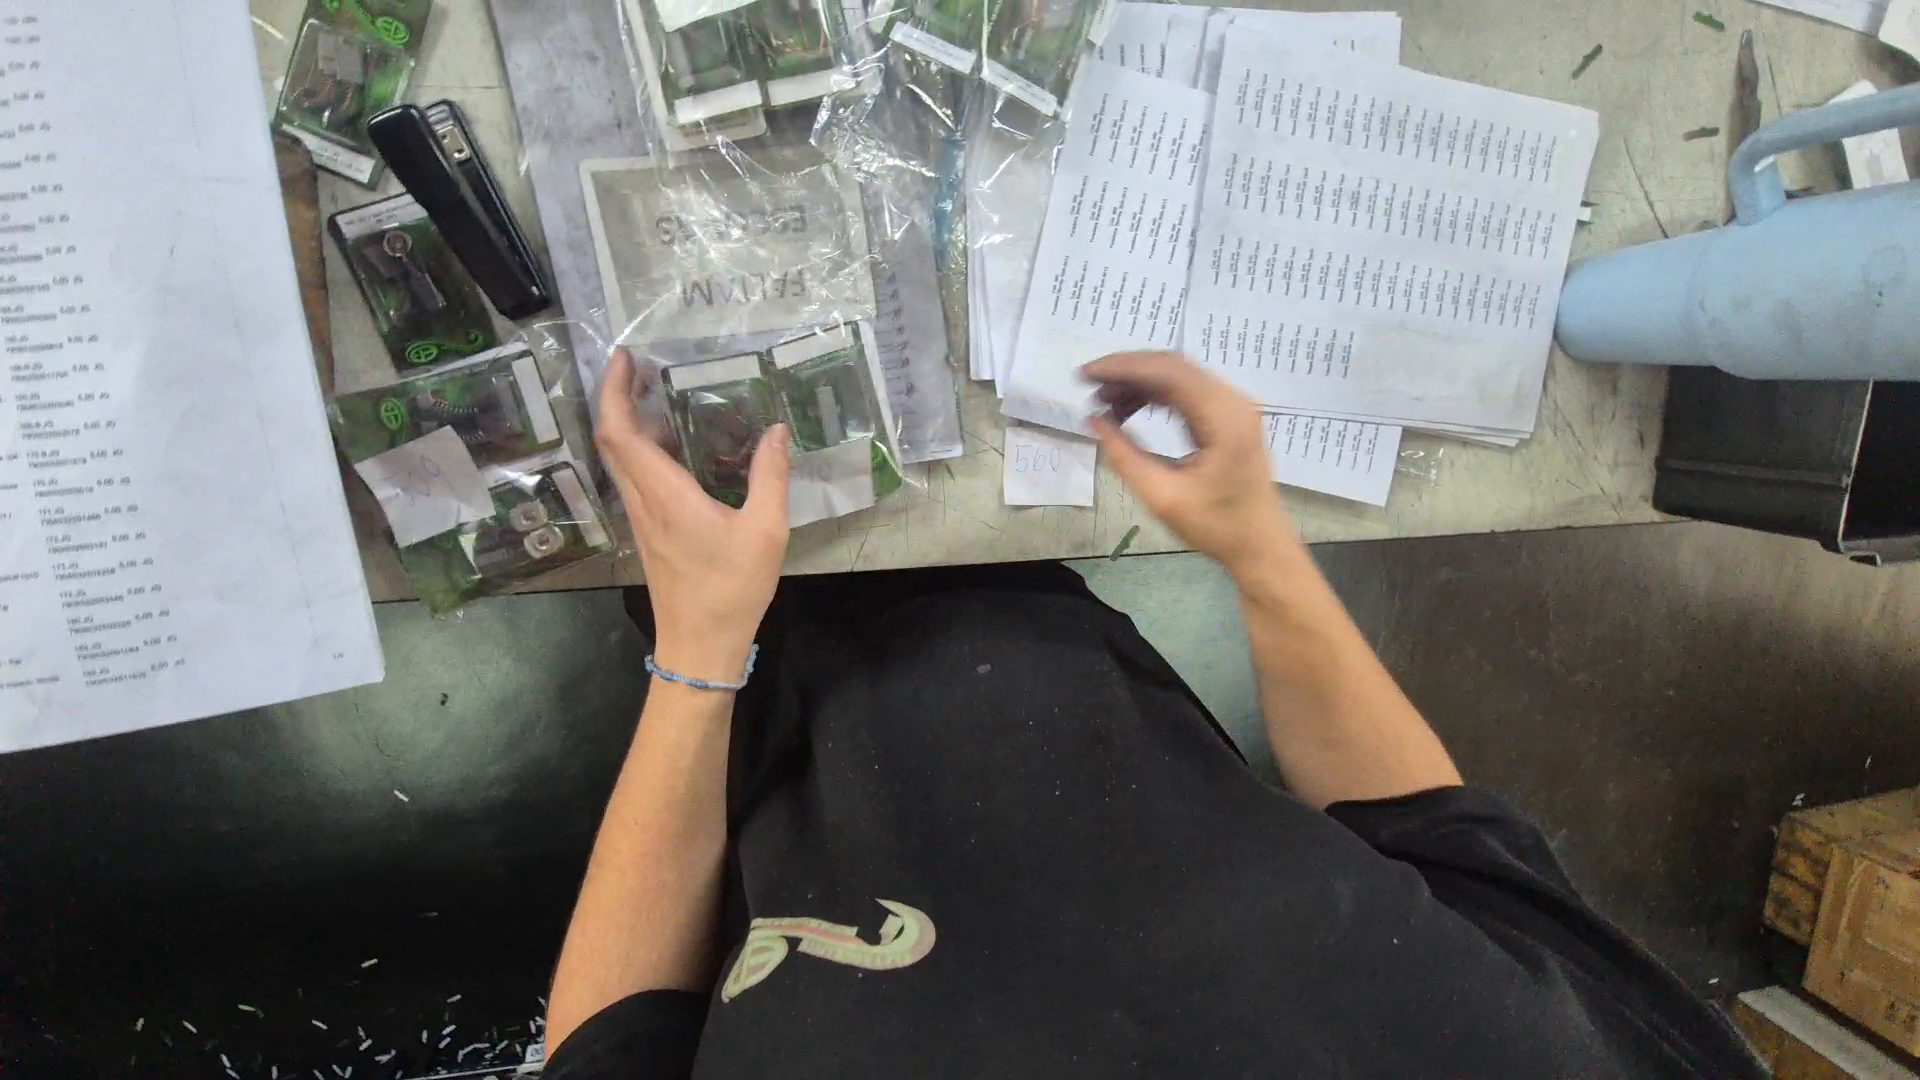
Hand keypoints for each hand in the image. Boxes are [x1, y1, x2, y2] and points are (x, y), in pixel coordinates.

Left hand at [597, 348, 790, 685]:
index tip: (626, 358)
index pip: (620, 432)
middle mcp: (643, 502)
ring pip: (621, 461)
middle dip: (620, 398)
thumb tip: (777, 430)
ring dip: (631, 424)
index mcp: (664, 495)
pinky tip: (677, 451)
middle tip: (645, 368)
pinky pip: (636, 480)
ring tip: (662, 399)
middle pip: (613, 440)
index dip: (615, 390)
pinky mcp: (651, 534)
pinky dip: (644, 452)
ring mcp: (642, 520)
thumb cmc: (732, 588)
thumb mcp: (766, 531)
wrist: (701, 644)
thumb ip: (771, 476)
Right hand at [1084, 351, 1298, 580]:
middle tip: (1088, 385)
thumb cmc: (1216, 526)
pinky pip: (1186, 392)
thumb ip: (1125, 456)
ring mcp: (1233, 406)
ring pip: (1177, 376)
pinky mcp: (1228, 417)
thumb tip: (1094, 420)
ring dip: (1138, 382)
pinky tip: (1128, 409)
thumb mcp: (1162, 496)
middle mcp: (1232, 401)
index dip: (1122, 367)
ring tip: (1103, 402)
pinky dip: (1154, 395)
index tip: (1086, 375)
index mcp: (1223, 418)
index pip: (1167, 372)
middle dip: (1126, 370)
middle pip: (1172, 366)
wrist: (1260, 545)